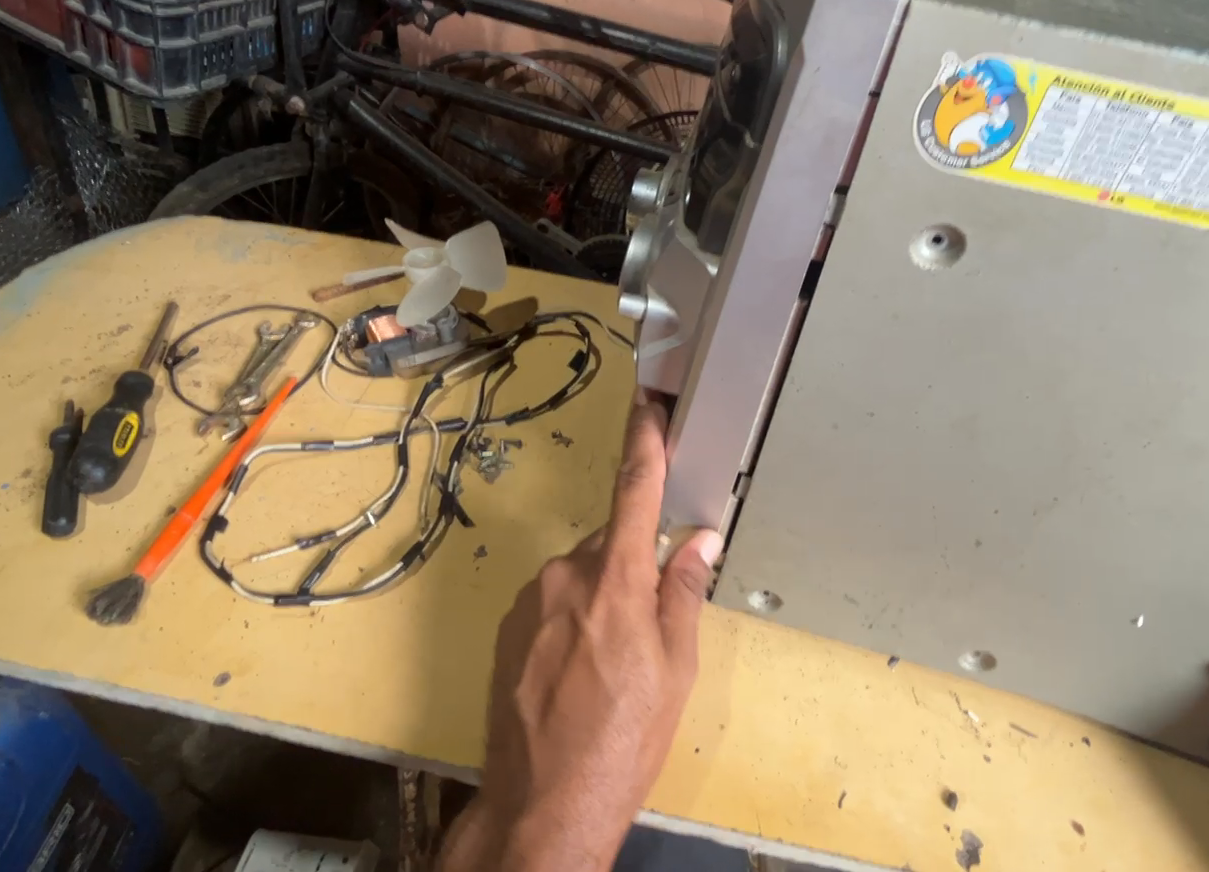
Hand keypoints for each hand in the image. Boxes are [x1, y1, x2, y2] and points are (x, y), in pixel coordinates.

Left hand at [438, 394, 722, 871]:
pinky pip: (552, 600)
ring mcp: (530, 599)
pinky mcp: (508, 624)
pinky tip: (577, 670)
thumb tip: (700, 539)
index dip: (644, 441)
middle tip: (646, 626)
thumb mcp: (674, 668)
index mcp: (615, 579)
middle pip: (610, 543)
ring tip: (609, 663)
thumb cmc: (623, 739)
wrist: (542, 803)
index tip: (646, 404)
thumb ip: (684, 590)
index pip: (635, 490)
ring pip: (580, 574)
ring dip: (599, 597)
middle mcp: (565, 574)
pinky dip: (571, 618)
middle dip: (631, 566)